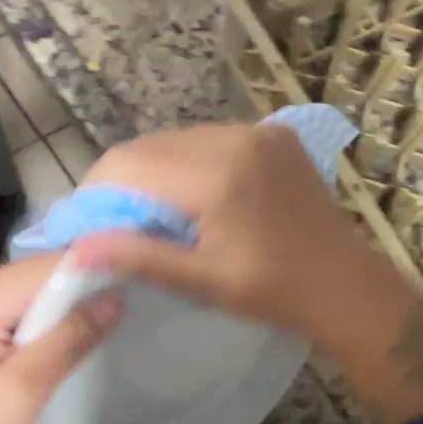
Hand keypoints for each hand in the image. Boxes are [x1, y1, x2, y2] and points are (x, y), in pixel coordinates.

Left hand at [0, 253, 123, 423]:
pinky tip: (69, 339)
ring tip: (111, 318)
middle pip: (36, 277)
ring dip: (65, 310)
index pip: (46, 267)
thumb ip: (71, 336)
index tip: (140, 277)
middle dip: (81, 290)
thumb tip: (116, 297)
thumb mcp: (25, 386)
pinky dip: (43, 326)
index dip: (95, 269)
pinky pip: (13, 315)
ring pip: (28, 297)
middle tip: (132, 303)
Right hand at [71, 124, 422, 423]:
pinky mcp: (276, 133)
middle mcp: (235, 137)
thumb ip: (138, 257)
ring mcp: (259, 130)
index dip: (97, 192)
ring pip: (178, 139)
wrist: (347, 285)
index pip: (127, 163)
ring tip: (161, 214)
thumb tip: (76, 248)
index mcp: (216, 175)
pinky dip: (193, 162)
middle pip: (150, 147)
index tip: (91, 226)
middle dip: (125, 182)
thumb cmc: (273, 292)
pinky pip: (212, 138)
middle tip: (122, 224)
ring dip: (158, 171)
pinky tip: (199, 197)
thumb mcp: (202, 282)